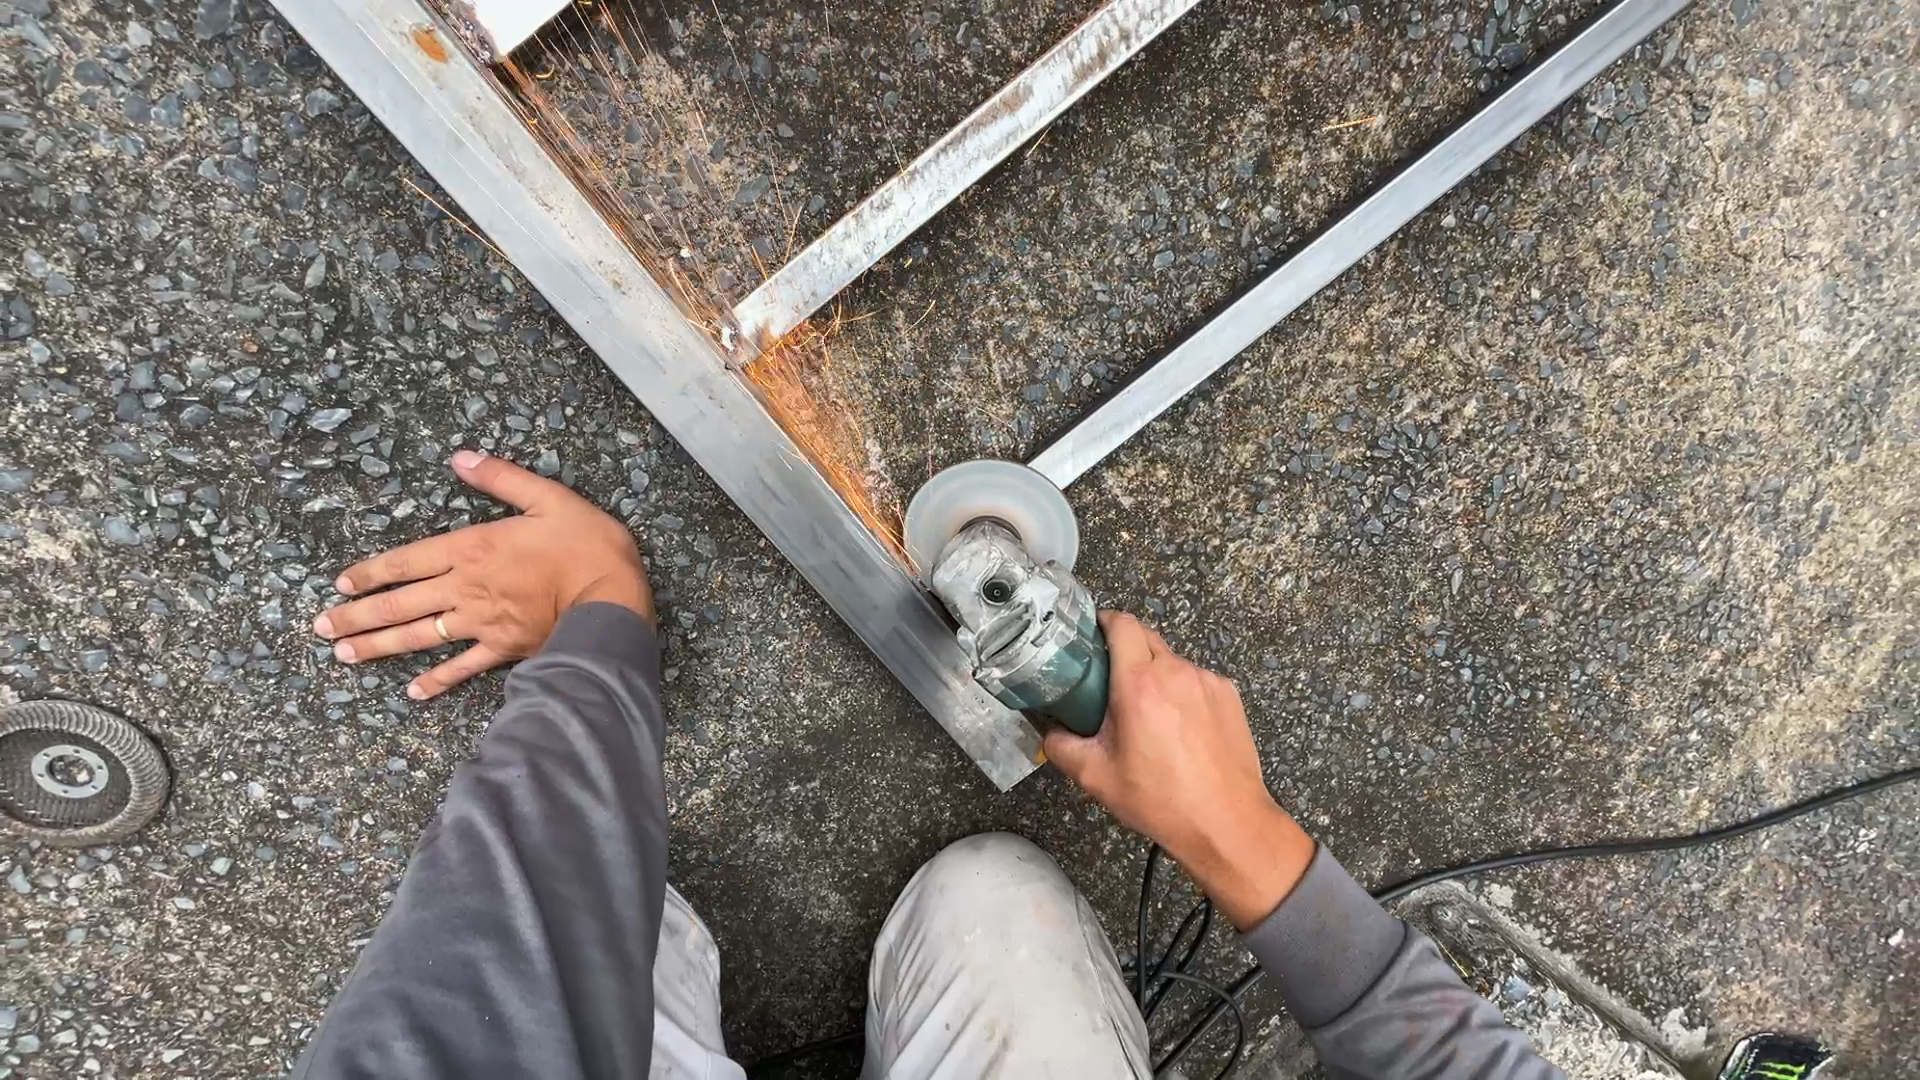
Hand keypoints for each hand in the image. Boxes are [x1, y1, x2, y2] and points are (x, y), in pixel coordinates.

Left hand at [312, 450, 652, 699]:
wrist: (612, 597)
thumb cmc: (588, 545)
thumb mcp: (552, 498)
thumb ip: (504, 479)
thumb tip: (460, 458)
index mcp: (473, 548)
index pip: (407, 561)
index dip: (371, 572)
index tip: (342, 584)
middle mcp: (466, 587)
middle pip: (400, 603)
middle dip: (357, 614)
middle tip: (322, 626)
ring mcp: (481, 622)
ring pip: (418, 636)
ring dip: (377, 645)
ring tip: (343, 654)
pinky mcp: (503, 647)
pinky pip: (463, 668)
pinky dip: (437, 680)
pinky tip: (414, 691)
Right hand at [1044, 612, 1314, 928]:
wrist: (1228, 824)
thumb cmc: (1161, 801)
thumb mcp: (1096, 777)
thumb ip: (1060, 746)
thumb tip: (1047, 729)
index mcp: (1139, 684)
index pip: (1121, 623)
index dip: (1103, 621)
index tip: (1091, 636)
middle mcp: (1176, 672)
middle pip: (1145, 636)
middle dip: (1125, 649)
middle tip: (1109, 680)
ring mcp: (1207, 682)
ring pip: (1171, 660)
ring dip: (1155, 674)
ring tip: (1148, 713)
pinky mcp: (1229, 695)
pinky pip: (1196, 679)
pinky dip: (1182, 691)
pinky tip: (1180, 726)